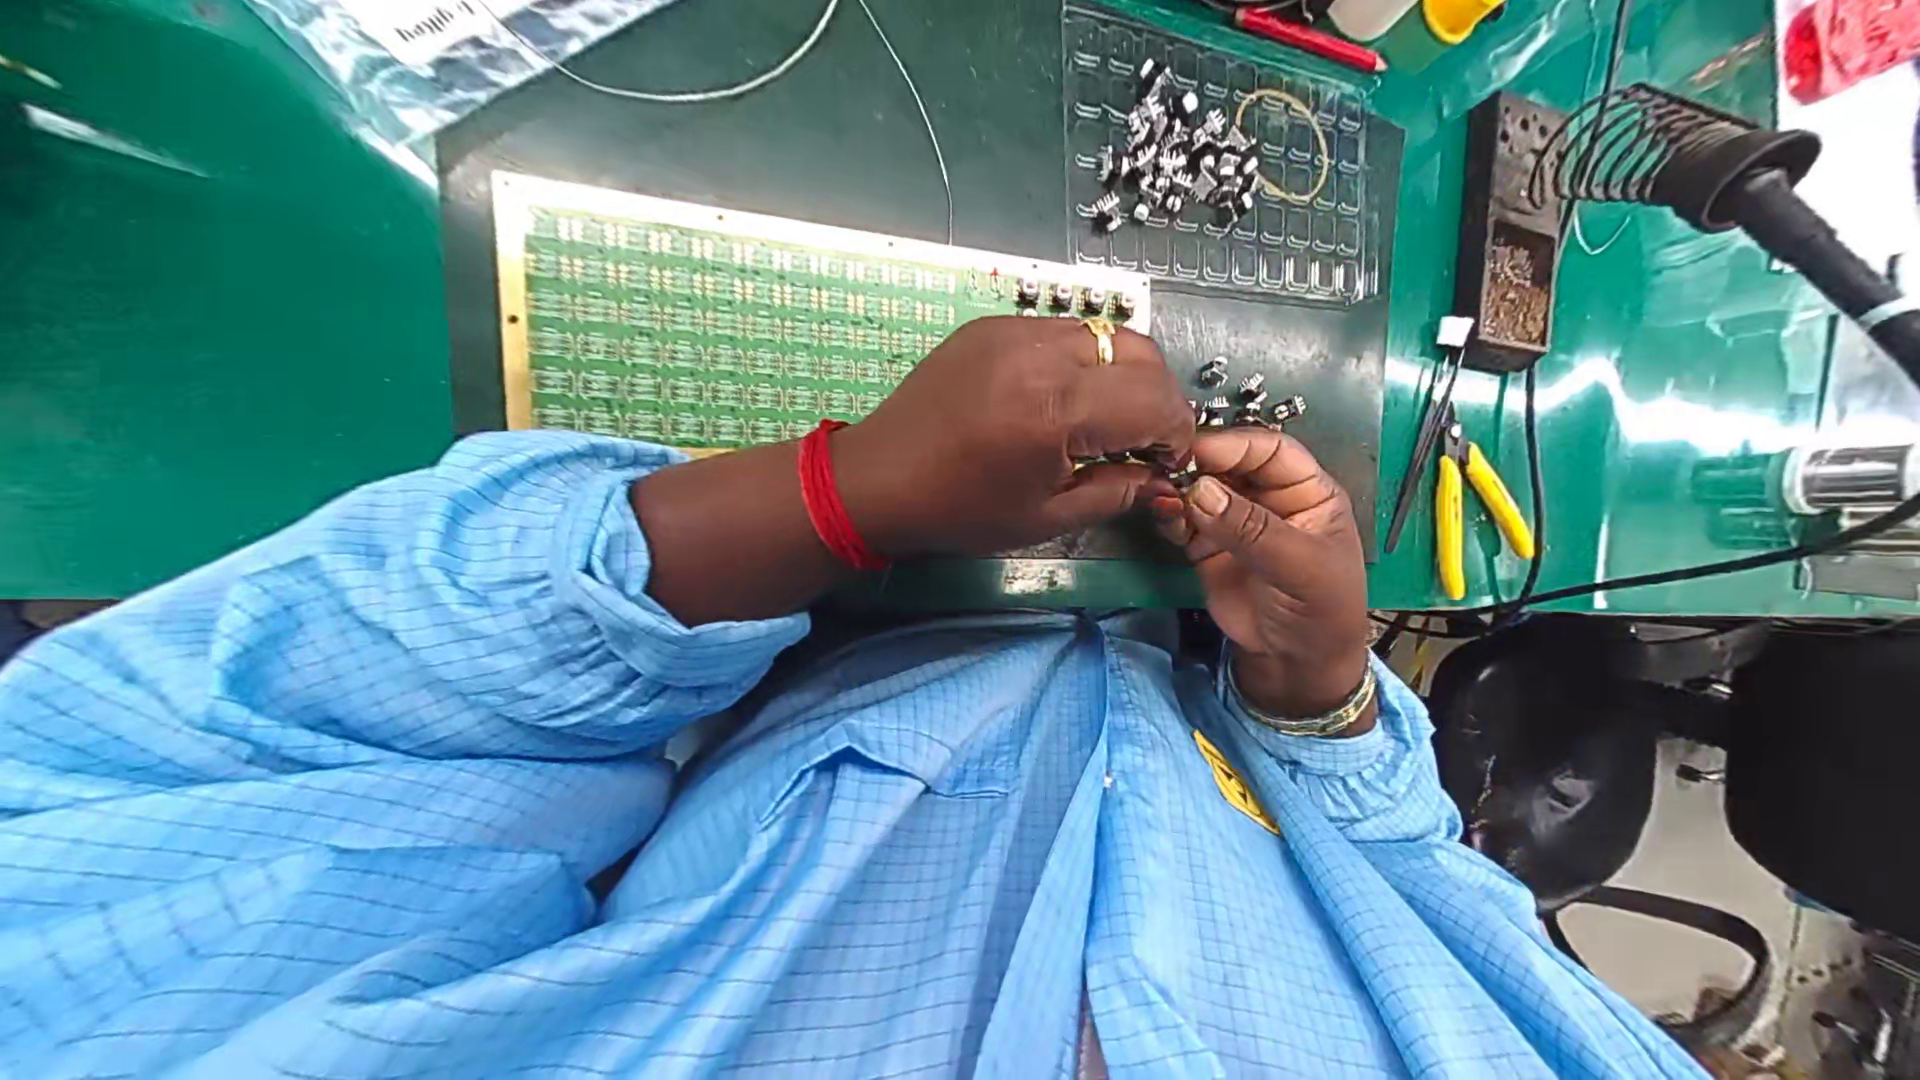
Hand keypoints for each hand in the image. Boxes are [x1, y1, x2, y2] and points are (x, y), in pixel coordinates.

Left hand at [634, 315, 1192, 625]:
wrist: (877, 480)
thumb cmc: (959, 510)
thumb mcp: (1045, 517)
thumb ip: (1116, 491)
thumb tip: (1161, 477)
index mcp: (1054, 408)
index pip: (1154, 399)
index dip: (1175, 432)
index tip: (1166, 459)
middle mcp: (1039, 352)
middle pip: (1140, 351)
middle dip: (1155, 396)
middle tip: (1139, 439)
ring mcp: (1011, 330)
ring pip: (1103, 334)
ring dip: (1119, 374)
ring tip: (1099, 418)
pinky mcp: (989, 325)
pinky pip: (1058, 332)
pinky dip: (1078, 361)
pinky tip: (1058, 399)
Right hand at [1150, 428, 1372, 725]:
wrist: (1293, 661)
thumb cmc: (1320, 611)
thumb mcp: (1298, 567)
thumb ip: (1250, 528)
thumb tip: (1200, 491)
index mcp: (1305, 491)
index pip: (1268, 450)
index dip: (1232, 445)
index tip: (1194, 451)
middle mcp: (1266, 498)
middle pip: (1227, 465)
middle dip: (1198, 465)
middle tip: (1167, 470)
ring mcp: (1233, 521)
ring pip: (1199, 490)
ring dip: (1178, 490)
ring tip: (1162, 497)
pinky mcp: (1205, 544)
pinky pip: (1182, 519)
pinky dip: (1169, 515)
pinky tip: (1164, 517)